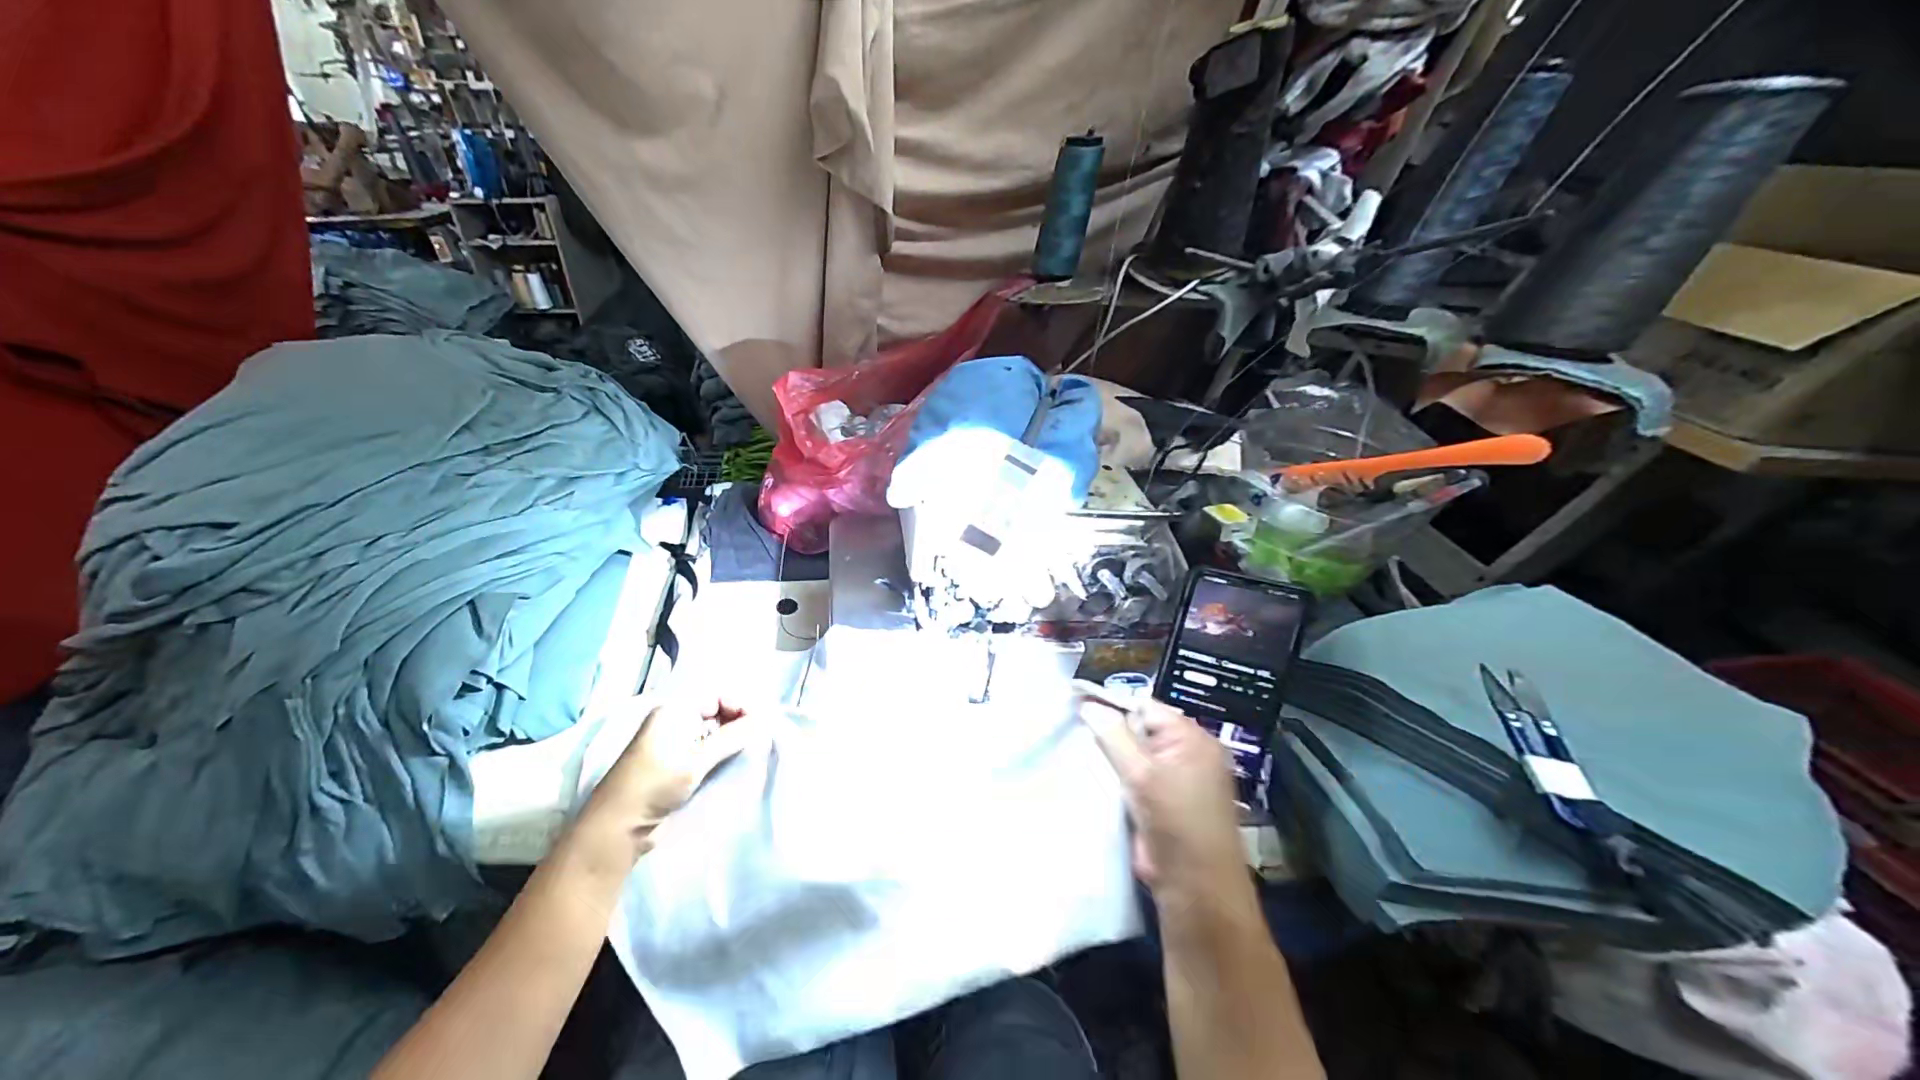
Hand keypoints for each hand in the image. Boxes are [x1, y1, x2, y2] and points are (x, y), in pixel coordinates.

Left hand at [574, 696, 766, 861]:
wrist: (616, 831)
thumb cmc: (651, 788)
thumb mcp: (693, 762)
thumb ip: (729, 739)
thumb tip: (761, 720)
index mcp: (672, 713)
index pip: (715, 697)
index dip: (738, 707)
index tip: (758, 725)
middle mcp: (673, 724)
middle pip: (715, 713)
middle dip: (737, 723)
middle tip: (758, 739)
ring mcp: (674, 746)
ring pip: (712, 735)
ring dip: (731, 741)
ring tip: (751, 752)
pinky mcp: (676, 768)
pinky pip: (706, 753)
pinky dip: (722, 756)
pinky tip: (736, 764)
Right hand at [1079, 697, 1247, 907]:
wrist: (1197, 887)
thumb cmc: (1175, 823)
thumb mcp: (1141, 774)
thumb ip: (1113, 735)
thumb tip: (1089, 704)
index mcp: (1192, 738)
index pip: (1147, 707)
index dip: (1113, 706)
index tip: (1078, 708)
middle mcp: (1190, 752)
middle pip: (1141, 729)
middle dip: (1111, 733)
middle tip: (1077, 733)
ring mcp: (1180, 778)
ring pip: (1136, 755)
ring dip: (1113, 759)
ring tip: (1082, 754)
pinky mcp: (1167, 801)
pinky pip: (1138, 777)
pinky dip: (1120, 778)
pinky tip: (1098, 780)